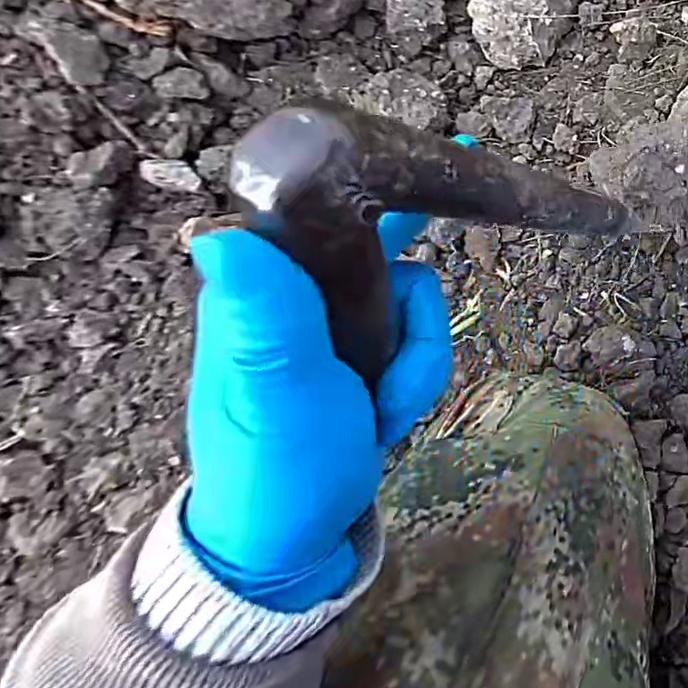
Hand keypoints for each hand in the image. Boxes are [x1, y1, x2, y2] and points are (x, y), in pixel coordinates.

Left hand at [182, 212, 451, 611]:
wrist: (295, 533)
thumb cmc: (274, 460)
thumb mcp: (272, 391)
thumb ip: (261, 315)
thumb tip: (219, 232)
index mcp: (270, 292)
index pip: (324, 213)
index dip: (378, 184)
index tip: (433, 154)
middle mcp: (308, 297)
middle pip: (391, 249)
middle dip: (419, 279)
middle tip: (468, 220)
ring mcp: (347, 326)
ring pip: (424, 301)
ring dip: (423, 353)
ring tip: (388, 406)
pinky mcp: (377, 352)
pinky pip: (429, 337)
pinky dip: (425, 372)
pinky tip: (394, 410)